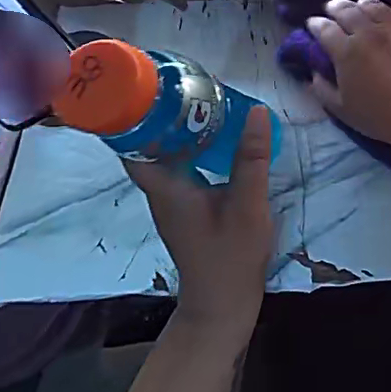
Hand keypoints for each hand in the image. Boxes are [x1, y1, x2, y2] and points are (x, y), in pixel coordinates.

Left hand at [124, 106, 274, 328]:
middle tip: (188, 85)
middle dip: (164, 114)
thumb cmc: (229, 257)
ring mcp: (172, 201)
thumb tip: (258, 111)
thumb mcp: (247, 205)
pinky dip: (193, 148)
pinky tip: (217, 138)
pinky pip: (181, 167)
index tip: (151, 86)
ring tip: (204, 102)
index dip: (134, 115)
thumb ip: (252, 159)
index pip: (132, 145)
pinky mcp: (185, 208)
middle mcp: (161, 191)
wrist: (223, 306)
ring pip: (166, 156)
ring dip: (179, 130)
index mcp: (166, 187)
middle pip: (149, 145)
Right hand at [306, 0, 390, 151]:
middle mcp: (368, 32)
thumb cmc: (381, 116)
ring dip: (361, 4)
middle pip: (347, 10)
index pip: (324, 29)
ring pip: (373, 6)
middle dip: (335, 7)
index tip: (311, 23)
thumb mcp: (342, 110)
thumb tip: (313, 75)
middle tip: (331, 8)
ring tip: (358, 6)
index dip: (315, 24)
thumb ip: (323, 90)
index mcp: (346, 51)